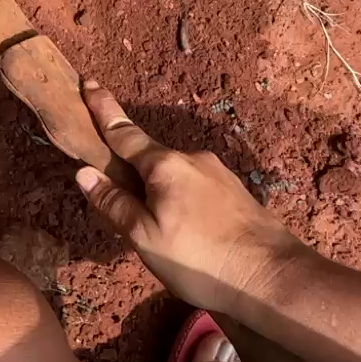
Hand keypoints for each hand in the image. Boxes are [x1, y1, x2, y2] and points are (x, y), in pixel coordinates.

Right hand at [74, 82, 309, 312]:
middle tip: (126, 206)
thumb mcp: (145, 237)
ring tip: (164, 233)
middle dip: (133, 173)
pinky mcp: (236, 192)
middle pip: (149, 158)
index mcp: (164, 166)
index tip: (90, 82)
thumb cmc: (201, 259)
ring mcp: (217, 173)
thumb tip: (84, 172)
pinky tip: (190, 231)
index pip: (123, 132)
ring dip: (160, 192)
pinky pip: (195, 187)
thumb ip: (114, 203)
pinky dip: (182, 200)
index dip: (103, 109)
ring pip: (174, 176)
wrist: (276, 279)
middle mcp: (191, 159)